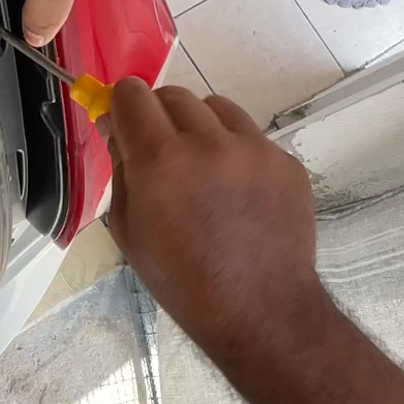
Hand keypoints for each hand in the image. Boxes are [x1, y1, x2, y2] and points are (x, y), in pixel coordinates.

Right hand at [101, 79, 328, 372]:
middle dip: (158, 115)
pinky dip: (235, 153)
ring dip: (199, 126)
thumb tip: (118, 132)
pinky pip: (250, 138)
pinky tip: (236, 194)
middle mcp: (208, 142)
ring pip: (216, 107)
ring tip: (202, 168)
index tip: (122, 120)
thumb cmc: (179, 279)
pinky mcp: (285, 161)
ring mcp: (254, 148)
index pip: (132, 95)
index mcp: (160, 160)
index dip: (121, 104)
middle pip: (173, 94)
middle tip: (160, 150)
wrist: (258, 309)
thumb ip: (120, 170)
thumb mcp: (127, 229)